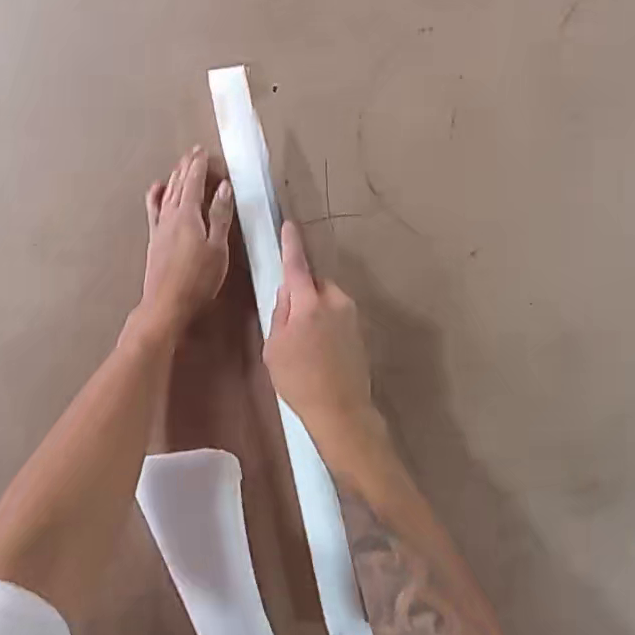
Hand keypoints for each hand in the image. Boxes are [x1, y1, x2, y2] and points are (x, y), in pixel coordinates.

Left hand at [136, 146, 233, 334]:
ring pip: (165, 195)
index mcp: (188, 215)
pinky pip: (154, 211)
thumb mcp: (218, 248)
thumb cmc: (197, 281)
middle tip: (193, 153)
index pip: (194, 182)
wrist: (166, 305)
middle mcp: (170, 217)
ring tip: (178, 168)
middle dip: (186, 167)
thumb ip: (220, 216)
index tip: (203, 152)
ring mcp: (159, 229)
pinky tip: (157, 193)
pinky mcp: (154, 242)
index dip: (199, 165)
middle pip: (178, 184)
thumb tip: (223, 188)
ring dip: (173, 179)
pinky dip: (156, 197)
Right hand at [263, 220, 382, 460]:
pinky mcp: (360, 330)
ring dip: (313, 311)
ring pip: (325, 301)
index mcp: (309, 303)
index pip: (297, 265)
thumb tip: (287, 292)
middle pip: (313, 284)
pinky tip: (317, 353)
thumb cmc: (298, 380)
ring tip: (301, 345)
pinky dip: (324, 325)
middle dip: (300, 294)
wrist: (340, 409)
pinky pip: (336, 316)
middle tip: (286, 324)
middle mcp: (336, 301)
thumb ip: (280, 313)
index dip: (291, 245)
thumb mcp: (275, 347)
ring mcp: (352, 315)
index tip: (289, 226)